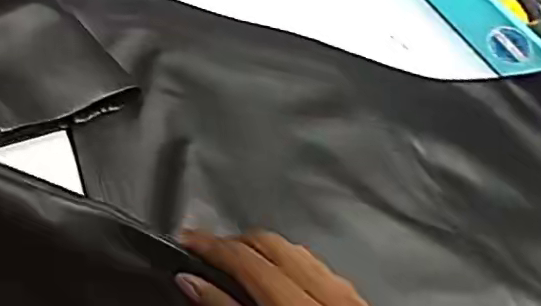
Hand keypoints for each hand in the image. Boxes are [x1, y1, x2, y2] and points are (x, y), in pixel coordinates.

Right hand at [176, 231, 368, 305]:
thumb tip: (191, 281)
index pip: (246, 258)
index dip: (208, 245)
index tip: (183, 242)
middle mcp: (334, 300)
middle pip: (271, 244)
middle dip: (233, 242)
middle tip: (206, 254)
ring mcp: (356, 303)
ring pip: (298, 253)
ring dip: (262, 252)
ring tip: (240, 268)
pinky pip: (323, 272)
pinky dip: (293, 268)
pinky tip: (281, 287)